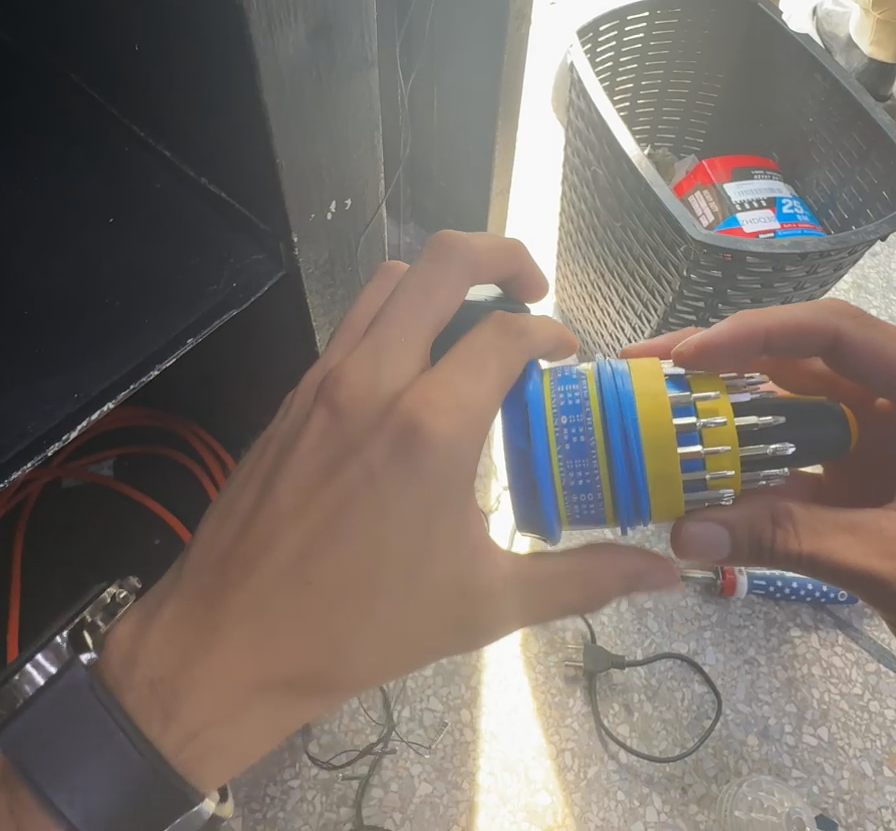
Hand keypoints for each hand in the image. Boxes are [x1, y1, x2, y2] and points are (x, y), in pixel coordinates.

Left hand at [103, 232, 677, 788]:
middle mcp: (376, 379)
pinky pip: (353, 321)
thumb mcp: (486, 603)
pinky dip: (397, 314)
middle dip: (502, 255)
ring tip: (474, 318)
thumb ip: (584, 578)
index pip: (507, 335)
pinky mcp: (296, 391)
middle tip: (532, 289)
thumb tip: (663, 574)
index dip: (551, 335)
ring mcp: (327, 377)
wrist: (231, 641)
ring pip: (390, 280)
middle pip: (443, 260)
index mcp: (431, 426)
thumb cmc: (364, 627)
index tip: (567, 356)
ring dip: (442, 279)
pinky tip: (414, 369)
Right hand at [623, 300, 895, 757]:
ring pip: (805, 409)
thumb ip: (789, 540)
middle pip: (813, 361)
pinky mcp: (888, 487)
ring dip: (738, 413)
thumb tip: (682, 529)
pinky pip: (812, 462)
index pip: (841, 335)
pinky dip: (761, 469)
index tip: (685, 356)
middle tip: (651, 369)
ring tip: (664, 410)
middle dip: (729, 361)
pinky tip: (710, 478)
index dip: (755, 334)